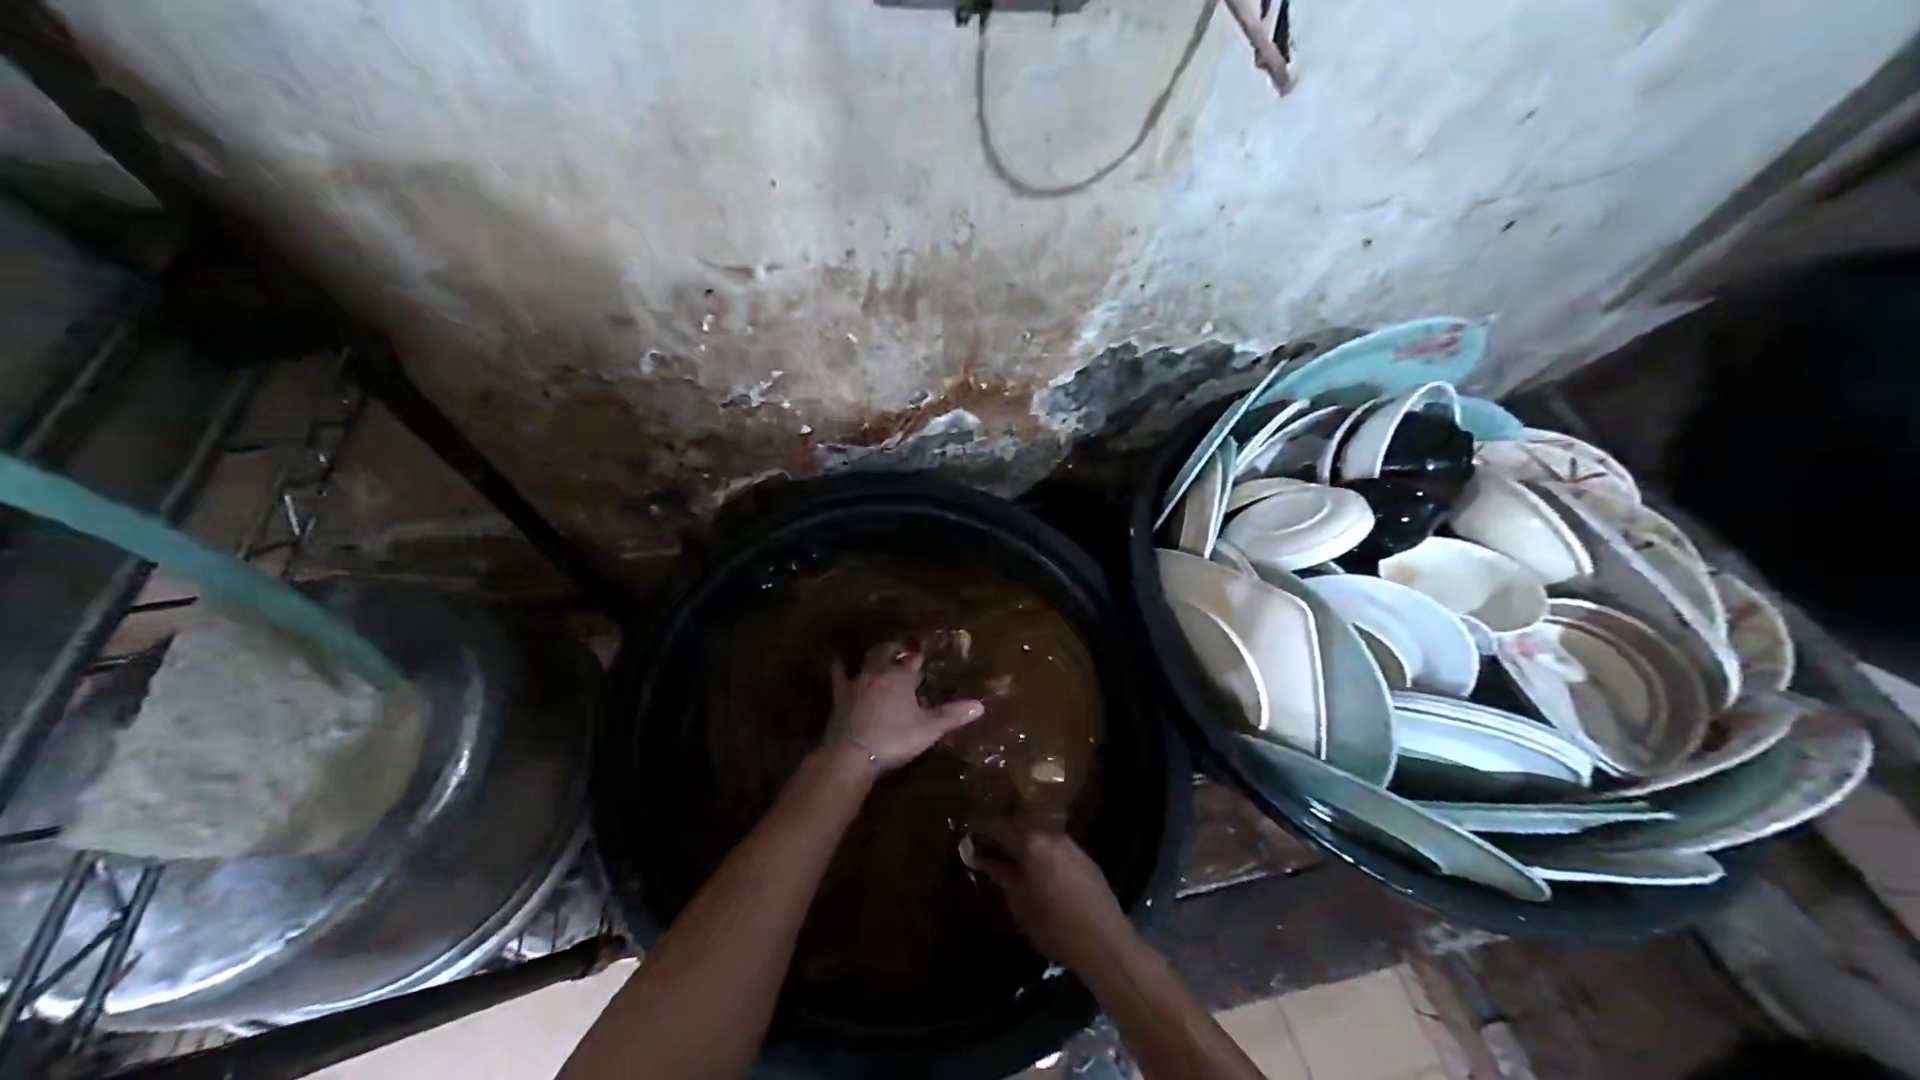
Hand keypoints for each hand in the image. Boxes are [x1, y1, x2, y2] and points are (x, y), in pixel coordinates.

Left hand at [828, 640, 984, 770]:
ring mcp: (857, 681)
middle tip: (904, 648)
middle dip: (897, 648)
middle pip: (889, 652)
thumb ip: (952, 715)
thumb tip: (980, 706)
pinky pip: (839, 675)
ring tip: (881, 652)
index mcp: (901, 676)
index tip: (925, 654)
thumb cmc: (895, 739)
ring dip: (876, 655)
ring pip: (868, 660)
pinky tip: (837, 660)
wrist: (851, 754)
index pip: (914, 659)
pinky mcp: (840, 695)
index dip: (920, 656)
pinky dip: (839, 666)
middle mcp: (879, 671)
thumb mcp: (928, 729)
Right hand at [969, 827, 1132, 970]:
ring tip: (1011, 861)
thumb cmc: (1054, 926)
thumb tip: (981, 858)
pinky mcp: (1085, 858)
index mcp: (1031, 842)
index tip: (968, 837)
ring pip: (1040, 837)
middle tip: (987, 849)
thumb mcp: (1019, 903)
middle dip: (1002, 836)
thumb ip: (1001, 875)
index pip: (998, 827)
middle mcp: (1051, 835)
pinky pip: (1056, 848)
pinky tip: (1039, 871)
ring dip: (1024, 845)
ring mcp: (1071, 845)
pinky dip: (1042, 854)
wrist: (1104, 942)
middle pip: (1020, 828)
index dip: (981, 831)